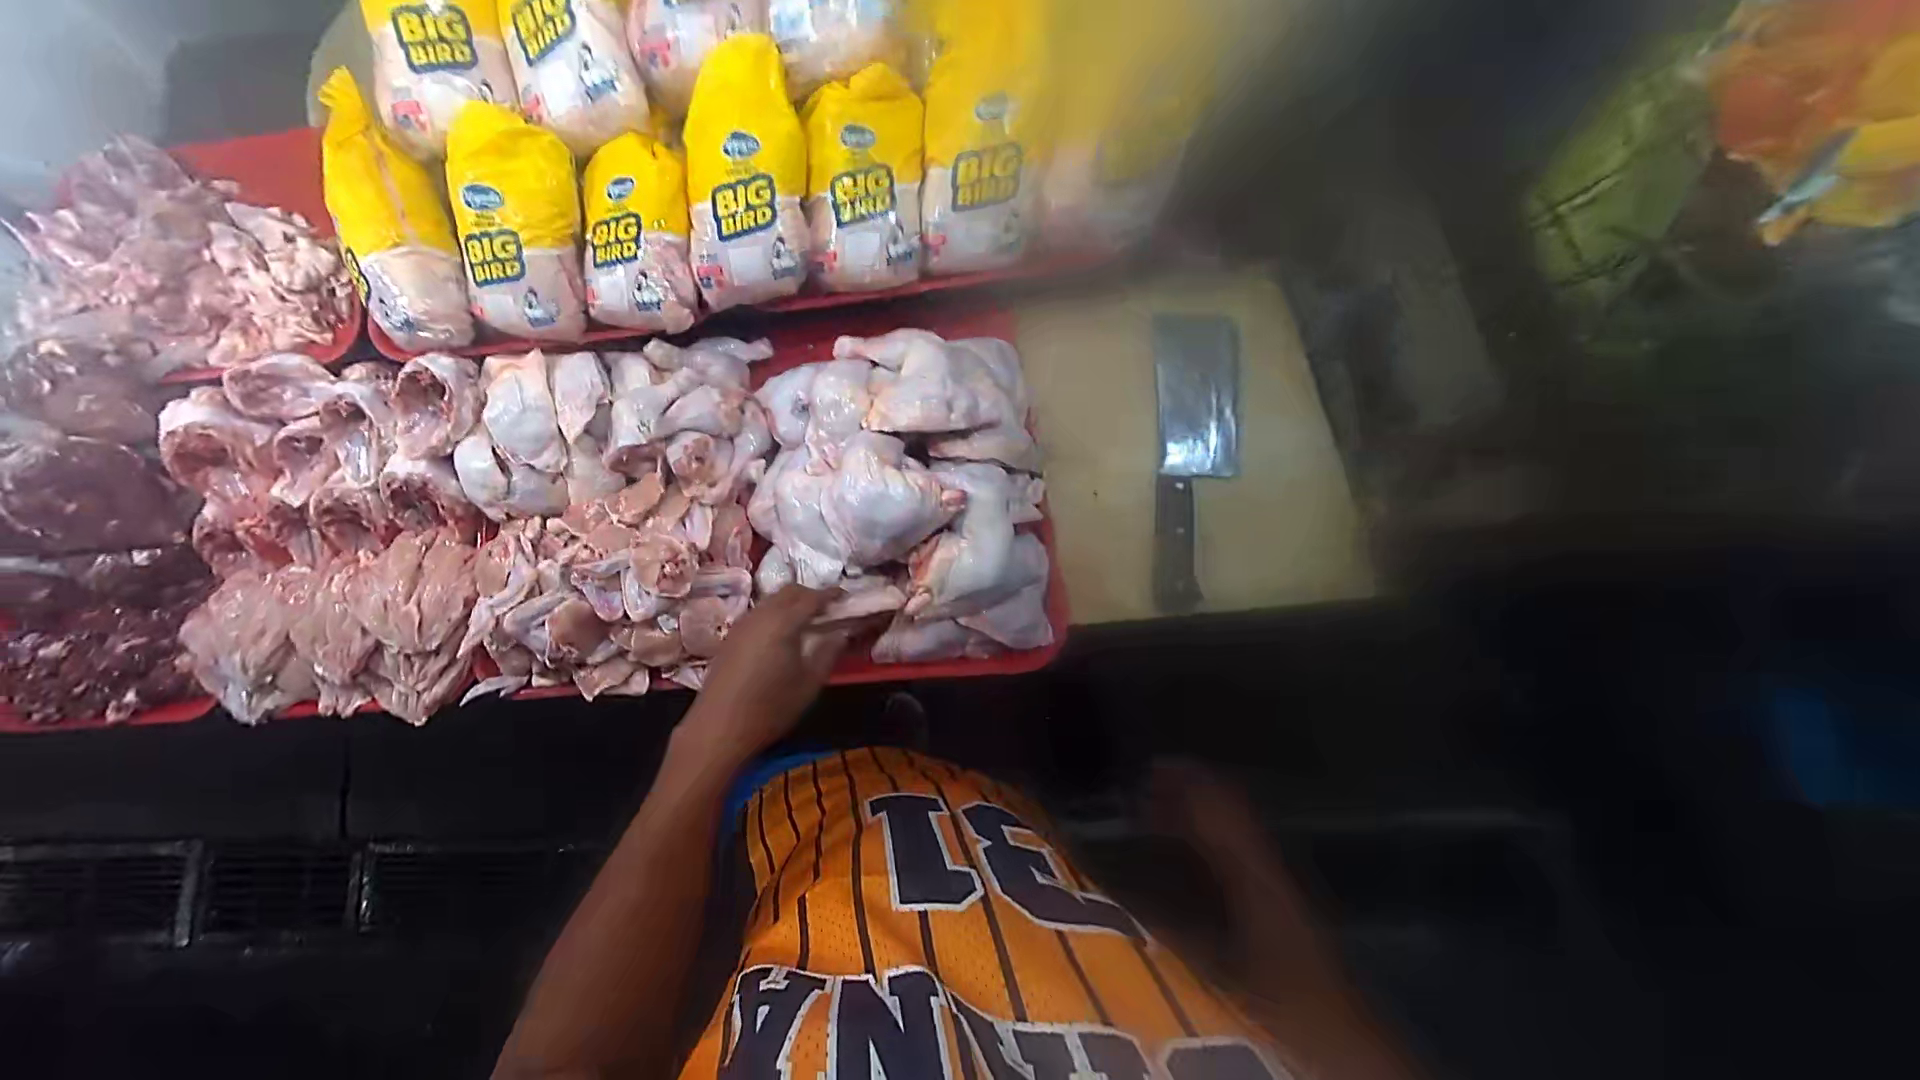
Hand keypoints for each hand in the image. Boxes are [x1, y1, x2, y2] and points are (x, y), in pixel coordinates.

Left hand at [678, 586, 848, 767]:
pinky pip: (759, 613)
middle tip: (828, 610)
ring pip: (771, 600)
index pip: (812, 598)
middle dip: (810, 595)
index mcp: (784, 622)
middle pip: (789, 591)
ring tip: (807, 622)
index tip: (846, 597)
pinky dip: (776, 614)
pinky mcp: (731, 637)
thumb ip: (828, 653)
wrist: (718, 728)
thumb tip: (841, 633)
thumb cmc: (770, 708)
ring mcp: (742, 624)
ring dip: (791, 603)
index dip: (832, 594)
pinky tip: (782, 635)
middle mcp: (761, 615)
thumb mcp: (809, 683)